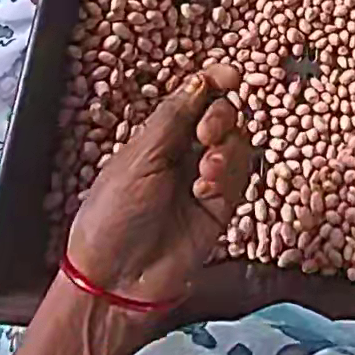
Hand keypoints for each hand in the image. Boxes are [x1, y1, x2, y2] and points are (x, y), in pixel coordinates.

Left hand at [65, 64, 248, 305]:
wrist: (116, 279)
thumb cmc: (115, 212)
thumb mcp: (140, 158)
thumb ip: (175, 118)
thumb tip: (201, 80)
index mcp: (161, 134)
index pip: (195, 97)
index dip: (214, 82)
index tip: (231, 75)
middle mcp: (185, 151)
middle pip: (221, 115)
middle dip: (221, 116)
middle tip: (207, 133)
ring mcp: (205, 178)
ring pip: (236, 144)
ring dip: (226, 149)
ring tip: (206, 171)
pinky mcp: (220, 206)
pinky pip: (239, 177)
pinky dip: (228, 175)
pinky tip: (206, 188)